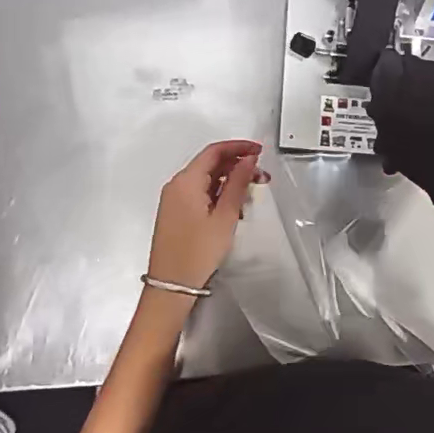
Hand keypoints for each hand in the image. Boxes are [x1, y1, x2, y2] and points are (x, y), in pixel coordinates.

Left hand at [146, 140, 265, 289]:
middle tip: (261, 177)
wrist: (172, 284)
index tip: (259, 151)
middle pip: (210, 164)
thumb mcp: (224, 217)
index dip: (238, 147)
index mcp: (186, 182)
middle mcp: (176, 186)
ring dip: (229, 182)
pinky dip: (217, 194)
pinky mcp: (175, 213)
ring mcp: (173, 200)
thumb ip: (237, 184)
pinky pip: (199, 193)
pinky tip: (233, 208)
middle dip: (237, 166)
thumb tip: (248, 160)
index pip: (214, 151)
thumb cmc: (196, 253)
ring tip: (250, 196)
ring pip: (206, 179)